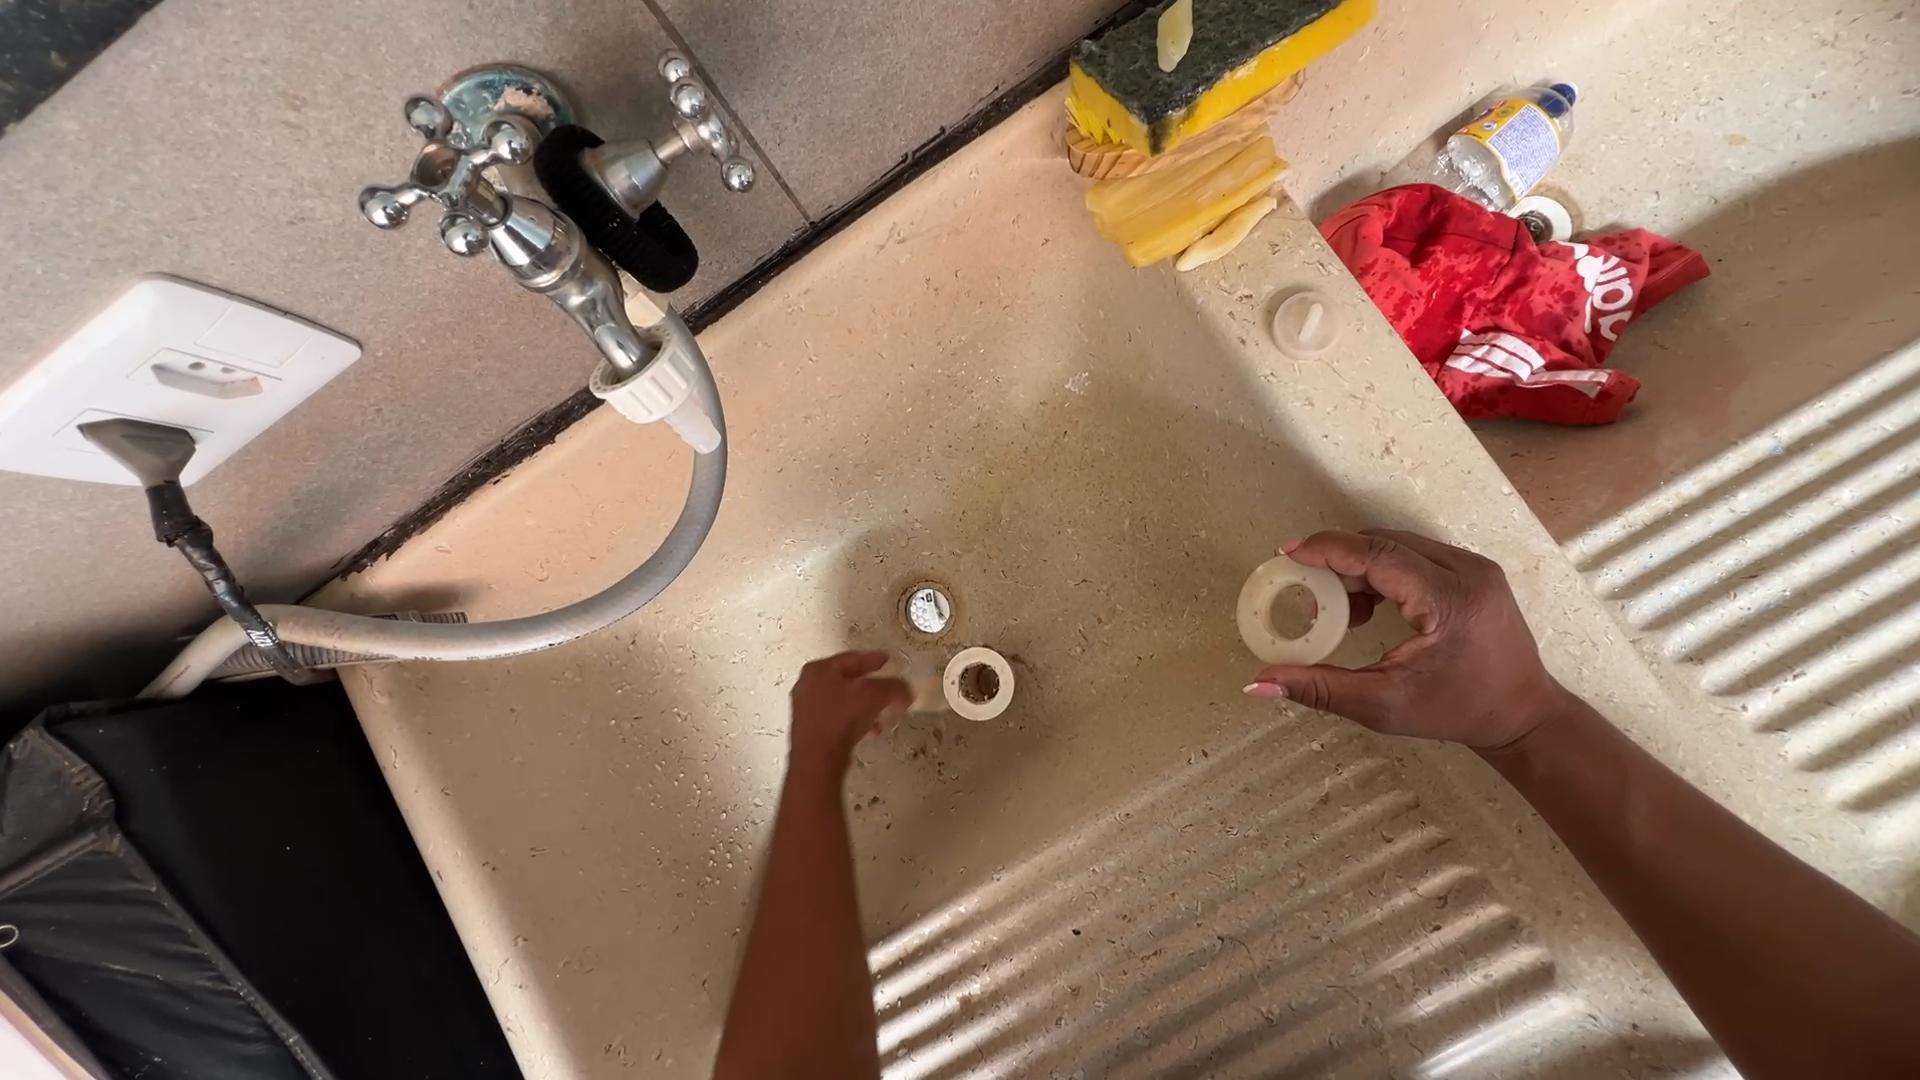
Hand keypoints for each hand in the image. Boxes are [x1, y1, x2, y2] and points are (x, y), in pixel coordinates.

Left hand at [789, 651, 911, 778]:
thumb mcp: (876, 694)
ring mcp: (806, 710)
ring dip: (865, 707)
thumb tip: (906, 692)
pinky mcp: (810, 731)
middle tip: (887, 688)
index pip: (852, 658)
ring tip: (883, 714)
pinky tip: (870, 732)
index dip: (873, 659)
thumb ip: (894, 687)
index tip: (887, 660)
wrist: (817, 759)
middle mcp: (808, 686)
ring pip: (843, 702)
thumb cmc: (842, 717)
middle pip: (846, 680)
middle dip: (870, 686)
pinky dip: (855, 722)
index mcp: (819, 669)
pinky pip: (838, 720)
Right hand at [1243, 529, 1571, 749]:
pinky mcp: (1472, 572)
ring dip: (1356, 566)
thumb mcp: (1381, 705)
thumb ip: (1317, 689)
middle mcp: (1466, 571)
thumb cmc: (1456, 711)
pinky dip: (1378, 571)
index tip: (1287, 554)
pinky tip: (1364, 606)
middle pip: (1383, 542)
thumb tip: (1258, 683)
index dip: (1327, 549)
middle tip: (1301, 585)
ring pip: (1395, 545)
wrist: (1524, 716)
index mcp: (1448, 599)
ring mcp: (1473, 567)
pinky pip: (1411, 555)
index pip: (1377, 554)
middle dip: (1336, 559)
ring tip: (1333, 606)